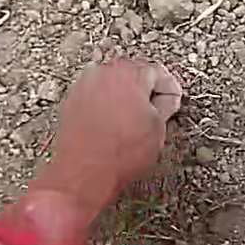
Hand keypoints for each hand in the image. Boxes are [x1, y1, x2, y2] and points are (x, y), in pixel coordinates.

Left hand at [32, 59, 182, 219]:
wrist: (85, 173)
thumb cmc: (119, 153)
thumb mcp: (159, 127)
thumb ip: (166, 103)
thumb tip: (167, 99)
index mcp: (129, 74)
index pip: (158, 72)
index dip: (169, 90)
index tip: (172, 102)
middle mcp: (104, 73)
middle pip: (134, 73)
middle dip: (146, 90)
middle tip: (156, 112)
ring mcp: (84, 86)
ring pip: (114, 84)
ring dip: (126, 97)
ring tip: (134, 121)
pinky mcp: (72, 100)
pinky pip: (97, 95)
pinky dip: (107, 104)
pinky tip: (115, 124)